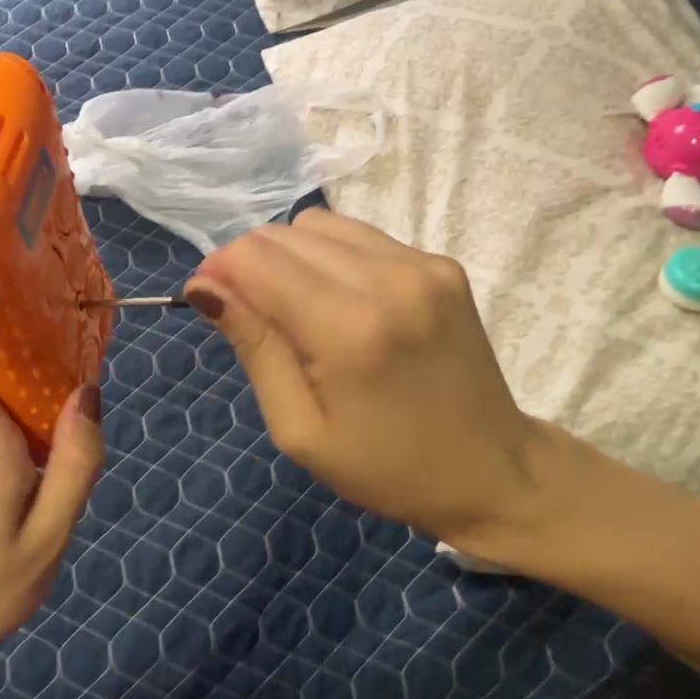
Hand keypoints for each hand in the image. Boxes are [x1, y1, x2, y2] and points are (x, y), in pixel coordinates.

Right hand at [183, 210, 555, 551]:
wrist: (495, 472)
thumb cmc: (385, 467)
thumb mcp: (299, 429)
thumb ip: (254, 347)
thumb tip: (204, 287)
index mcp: (349, 329)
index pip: (256, 258)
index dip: (219, 272)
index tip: (210, 304)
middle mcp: (387, 280)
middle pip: (282, 235)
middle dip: (248, 265)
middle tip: (249, 315)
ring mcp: (421, 265)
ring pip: (316, 226)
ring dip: (287, 258)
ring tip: (296, 309)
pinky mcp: (440, 263)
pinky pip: (356, 237)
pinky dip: (328, 259)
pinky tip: (338, 303)